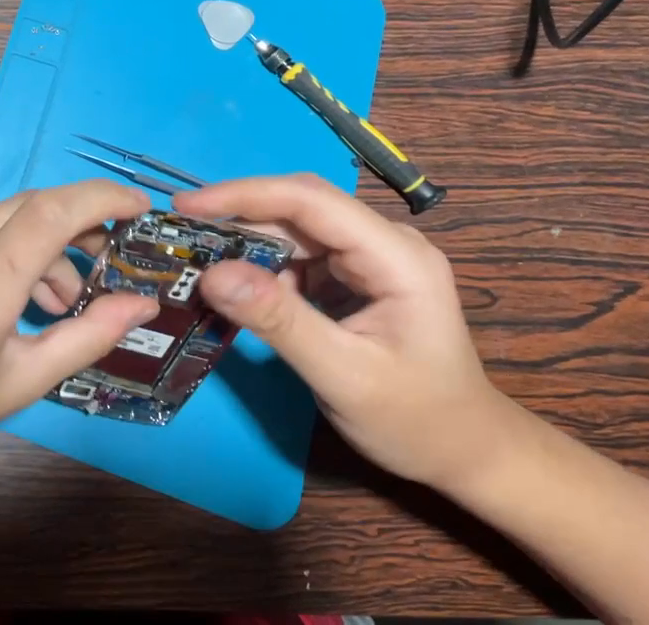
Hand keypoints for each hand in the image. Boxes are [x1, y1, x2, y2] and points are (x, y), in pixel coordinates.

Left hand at [0, 180, 160, 469]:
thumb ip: (85, 338)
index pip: (45, 215)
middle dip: (79, 222)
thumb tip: (141, 304)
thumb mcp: (18, 384)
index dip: (99, 199)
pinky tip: (12, 290)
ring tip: (56, 301)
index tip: (138, 209)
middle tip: (105, 261)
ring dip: (44, 243)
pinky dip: (9, 247)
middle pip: (30, 206)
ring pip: (4, 215)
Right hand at [173, 174, 521, 489]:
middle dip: (237, 216)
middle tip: (179, 233)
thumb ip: (279, 321)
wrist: (468, 454)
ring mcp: (370, 257)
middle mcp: (385, 243)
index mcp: (396, 256)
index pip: (310, 199)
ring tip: (198, 260)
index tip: (185, 205)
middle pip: (299, 207)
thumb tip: (213, 274)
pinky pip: (298, 253)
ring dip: (245, 242)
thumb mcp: (343, 375)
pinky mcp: (355, 275)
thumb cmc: (416, 419)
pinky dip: (261, 265)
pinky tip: (235, 285)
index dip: (244, 195)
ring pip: (293, 228)